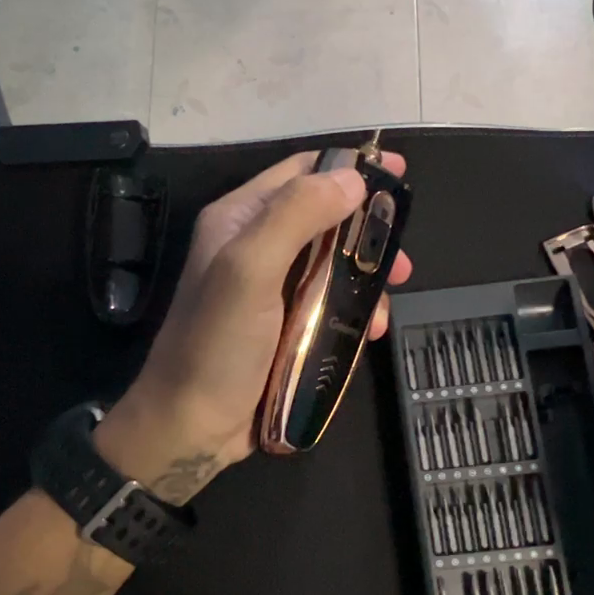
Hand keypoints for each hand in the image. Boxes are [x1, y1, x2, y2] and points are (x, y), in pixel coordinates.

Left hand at [95, 151, 411, 503]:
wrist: (191, 426)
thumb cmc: (216, 346)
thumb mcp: (250, 271)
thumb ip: (296, 216)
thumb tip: (353, 179)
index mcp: (240, 220)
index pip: (301, 172)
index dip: (350, 168)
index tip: (399, 173)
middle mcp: (256, 247)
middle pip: (327, 221)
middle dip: (369, 235)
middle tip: (402, 261)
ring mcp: (271, 292)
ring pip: (336, 268)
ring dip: (367, 282)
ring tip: (387, 306)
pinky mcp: (285, 329)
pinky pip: (331, 308)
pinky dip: (354, 316)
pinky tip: (370, 334)